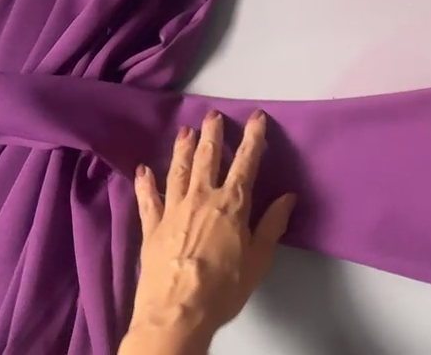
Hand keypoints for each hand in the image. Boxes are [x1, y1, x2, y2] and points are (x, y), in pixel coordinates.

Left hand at [121, 110, 296, 354]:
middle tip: (213, 114)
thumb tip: (288, 197)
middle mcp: (202, 198)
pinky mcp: (151, 230)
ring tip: (185, 131)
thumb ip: (273, 224)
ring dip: (183, 149)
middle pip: (208, 158)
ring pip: (179, 171)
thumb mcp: (259, 258)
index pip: (247, 161)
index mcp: (232, 203)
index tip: (257, 116)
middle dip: (213, 134)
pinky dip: (145, 184)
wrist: (175, 317)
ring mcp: (173, 212)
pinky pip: (148, 201)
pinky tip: (143, 170)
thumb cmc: (223, 288)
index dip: (253, 136)